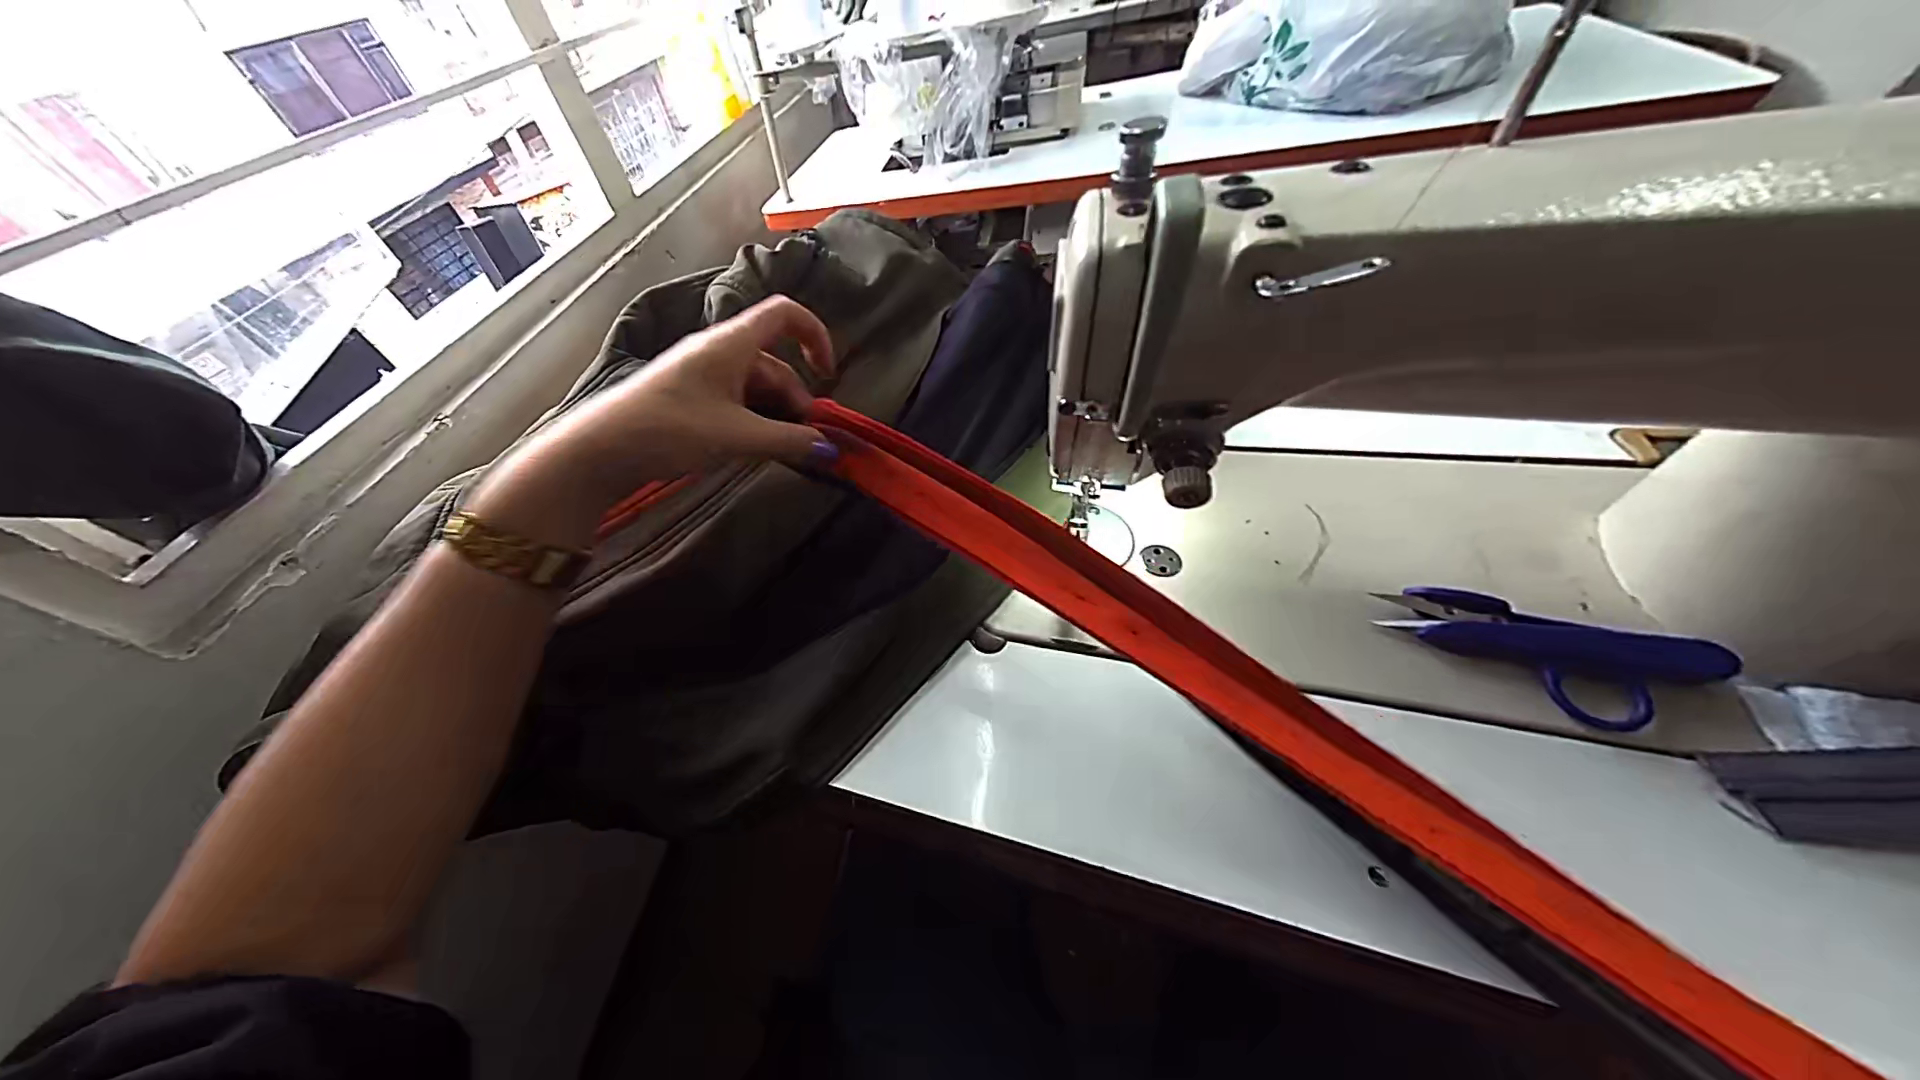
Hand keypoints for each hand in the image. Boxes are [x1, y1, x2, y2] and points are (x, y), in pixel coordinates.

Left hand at [468, 296, 838, 544]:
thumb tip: (831, 448)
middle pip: (776, 361)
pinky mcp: (691, 395)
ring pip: (757, 384)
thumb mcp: (739, 438)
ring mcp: (703, 373)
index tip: (828, 374)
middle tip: (806, 438)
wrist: (600, 449)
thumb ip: (791, 441)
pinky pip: (737, 398)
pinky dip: (756, 419)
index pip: (785, 314)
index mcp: (732, 343)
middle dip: (797, 397)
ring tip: (783, 448)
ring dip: (777, 413)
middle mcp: (719, 350)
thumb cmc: (671, 430)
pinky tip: (756, 446)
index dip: (815, 336)